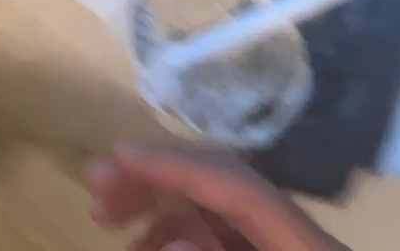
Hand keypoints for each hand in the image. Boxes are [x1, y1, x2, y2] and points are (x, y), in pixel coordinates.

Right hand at [86, 144, 346, 250]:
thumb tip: (171, 244)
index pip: (240, 189)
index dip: (178, 167)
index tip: (117, 158)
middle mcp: (302, 244)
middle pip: (223, 187)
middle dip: (156, 180)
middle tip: (96, 187)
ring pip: (215, 208)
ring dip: (156, 205)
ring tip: (106, 218)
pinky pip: (218, 234)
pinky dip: (174, 233)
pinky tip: (140, 246)